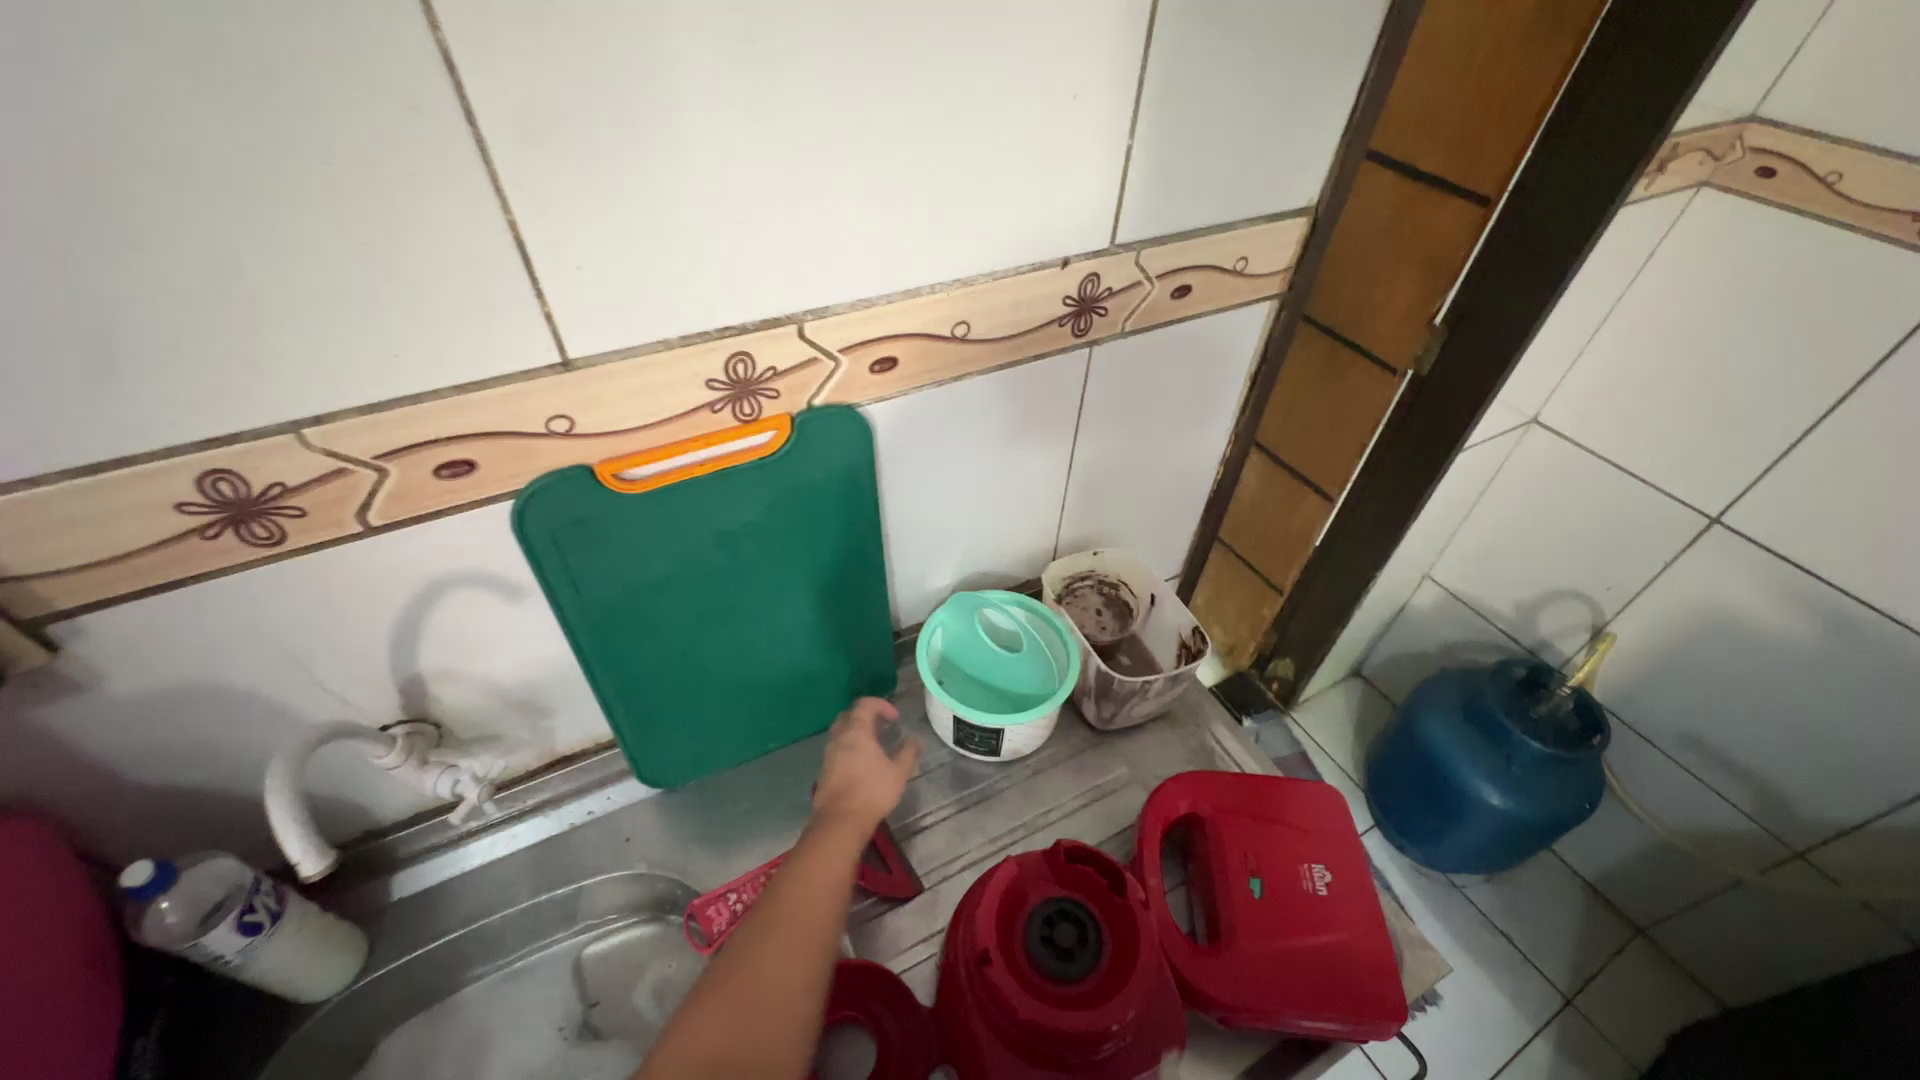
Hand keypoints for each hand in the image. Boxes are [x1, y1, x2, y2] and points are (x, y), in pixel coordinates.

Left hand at [812, 697, 919, 837]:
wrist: (840, 820)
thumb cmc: (872, 791)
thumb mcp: (898, 773)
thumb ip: (908, 753)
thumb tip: (916, 740)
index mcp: (856, 731)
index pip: (865, 704)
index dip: (881, 705)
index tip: (895, 718)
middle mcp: (839, 737)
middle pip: (849, 715)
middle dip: (866, 716)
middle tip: (882, 727)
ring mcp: (828, 753)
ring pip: (840, 732)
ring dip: (856, 732)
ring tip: (873, 745)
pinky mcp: (824, 769)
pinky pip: (836, 748)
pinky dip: (849, 747)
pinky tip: (861, 763)